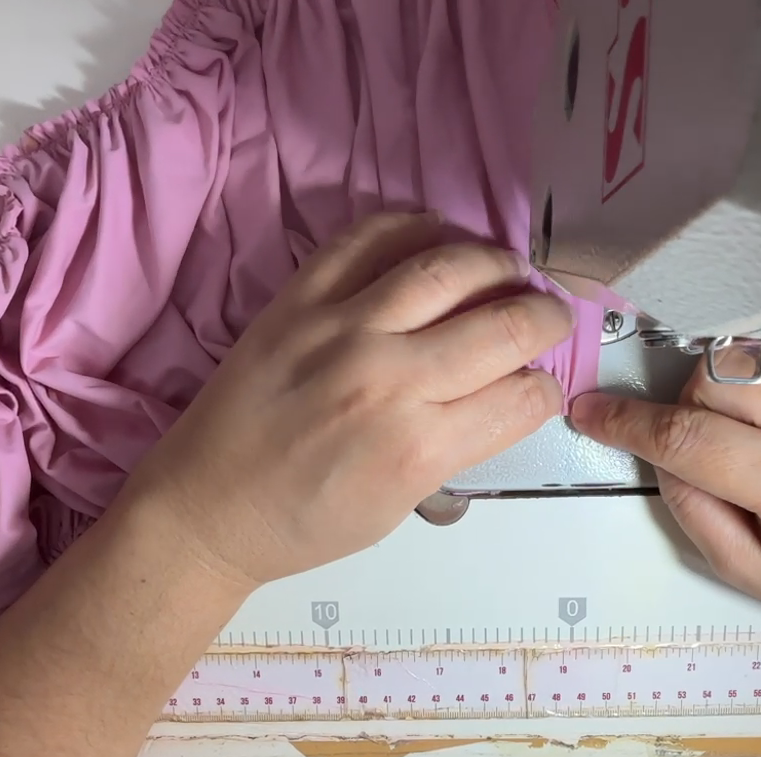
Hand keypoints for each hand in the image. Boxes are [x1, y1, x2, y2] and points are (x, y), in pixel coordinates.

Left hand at [120, 212, 571, 586]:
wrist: (209, 507)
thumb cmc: (304, 524)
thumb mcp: (398, 507)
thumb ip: (457, 448)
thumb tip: (504, 398)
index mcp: (419, 448)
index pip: (520, 398)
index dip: (546, 389)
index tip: (543, 385)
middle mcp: (389, 378)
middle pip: (505, 326)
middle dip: (547, 319)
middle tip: (551, 318)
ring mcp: (342, 328)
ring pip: (451, 268)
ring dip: (500, 264)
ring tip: (511, 273)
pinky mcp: (299, 299)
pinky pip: (372, 237)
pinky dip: (419, 228)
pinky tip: (441, 242)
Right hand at [570, 347, 760, 663]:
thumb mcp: (752, 574)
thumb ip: (695, 510)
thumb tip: (663, 454)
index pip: (690, 437)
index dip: (629, 423)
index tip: (590, 411)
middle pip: (719, 377)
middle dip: (692, 406)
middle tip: (711, 449)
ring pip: (759, 352)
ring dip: (732, 387)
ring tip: (759, 435)